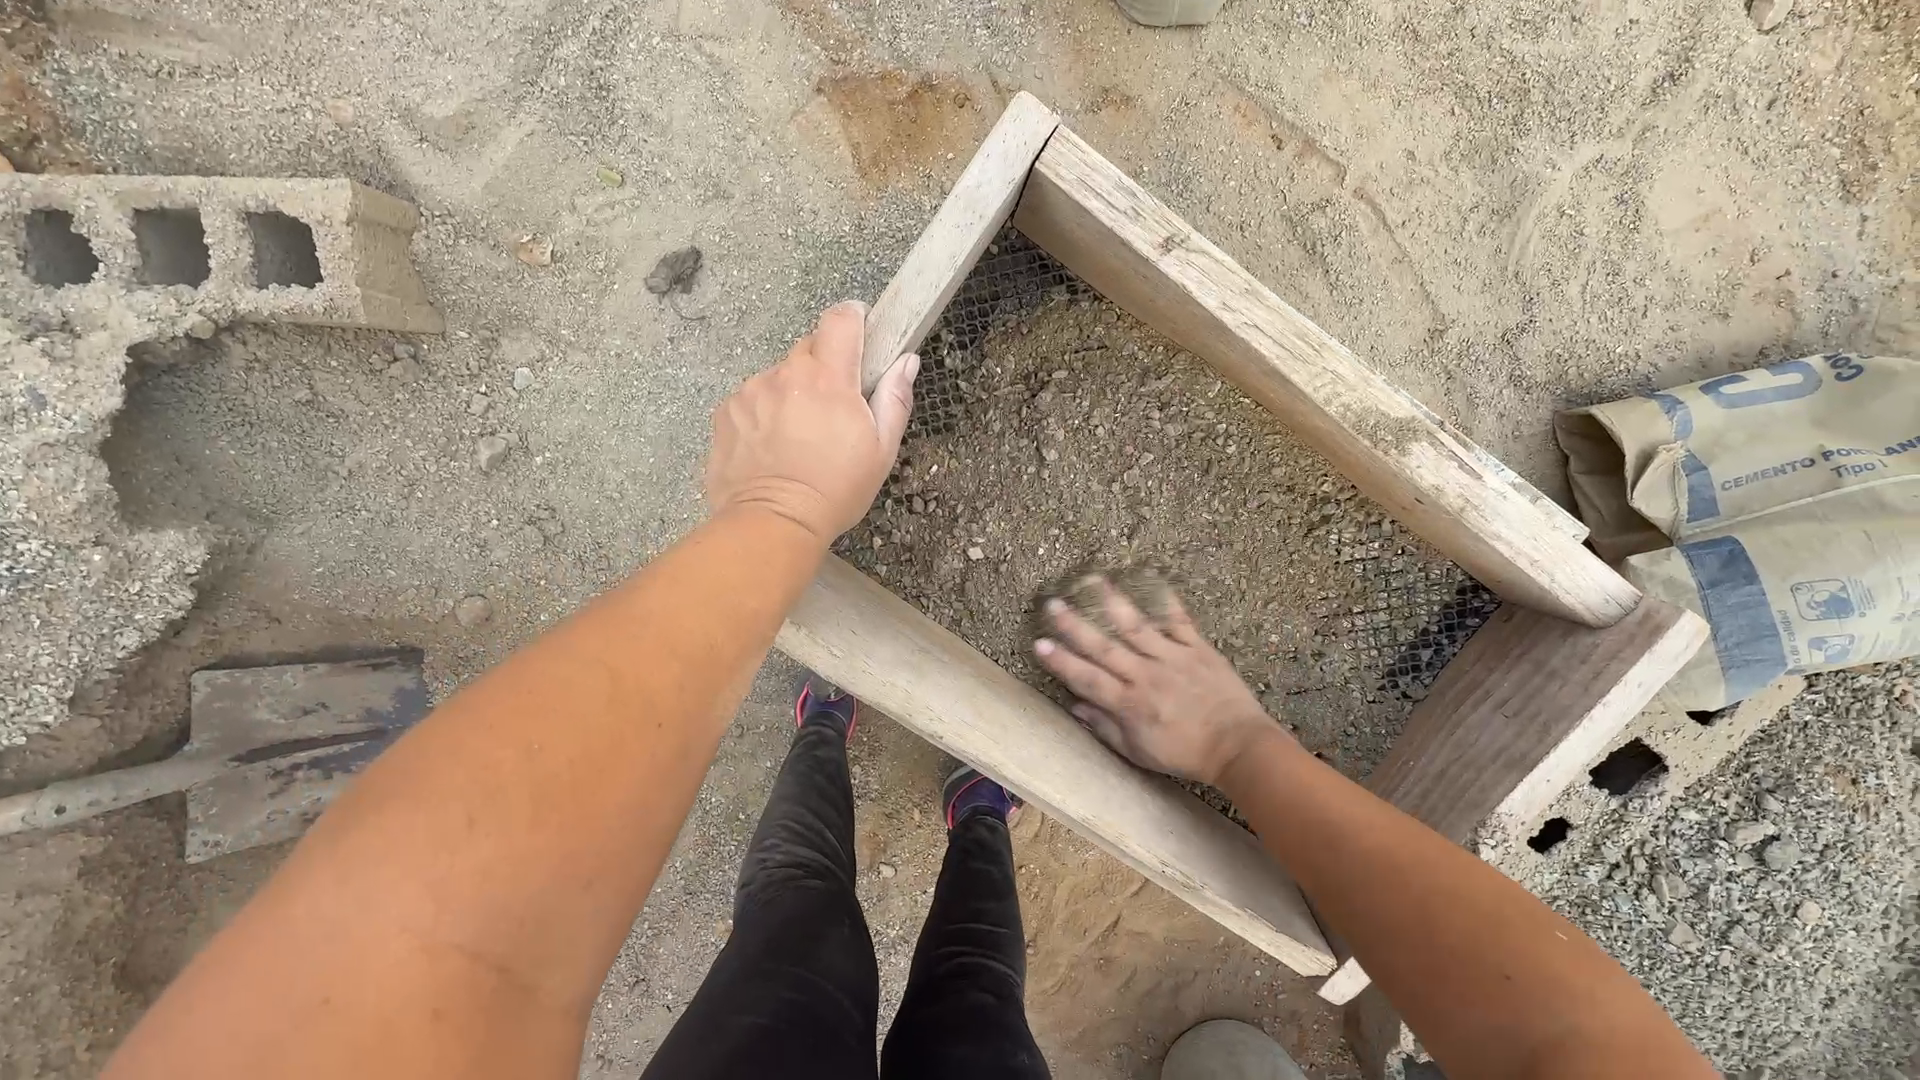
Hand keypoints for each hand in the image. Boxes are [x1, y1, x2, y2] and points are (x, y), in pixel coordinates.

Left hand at [705, 301, 918, 542]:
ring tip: (798, 436)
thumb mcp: (881, 450)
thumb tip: (907, 362)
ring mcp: (751, 391)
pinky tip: (771, 446)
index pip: (840, 319)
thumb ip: (896, 399)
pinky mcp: (726, 412)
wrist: (773, 523)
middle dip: (823, 366)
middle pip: (808, 347)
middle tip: (833, 406)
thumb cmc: (836, 490)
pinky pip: (751, 399)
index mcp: (830, 378)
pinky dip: (763, 413)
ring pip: (778, 375)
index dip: (853, 317)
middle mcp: (786, 374)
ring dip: (790, 392)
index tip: (859, 329)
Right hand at [1033, 579, 1287, 784]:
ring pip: (1137, 627)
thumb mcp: (1140, 752)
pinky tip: (1151, 579)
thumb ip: (1106, 728)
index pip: (1087, 679)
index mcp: (1130, 704)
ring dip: (1113, 603)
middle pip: (1104, 647)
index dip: (1062, 662)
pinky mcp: (1198, 649)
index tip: (1039, 644)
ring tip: (1094, 581)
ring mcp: (1173, 659)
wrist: (1238, 747)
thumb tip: (1076, 706)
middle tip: (1053, 604)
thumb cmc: (1185, 754)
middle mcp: (1146, 676)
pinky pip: (1179, 621)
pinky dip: (1165, 601)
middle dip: (1075, 626)